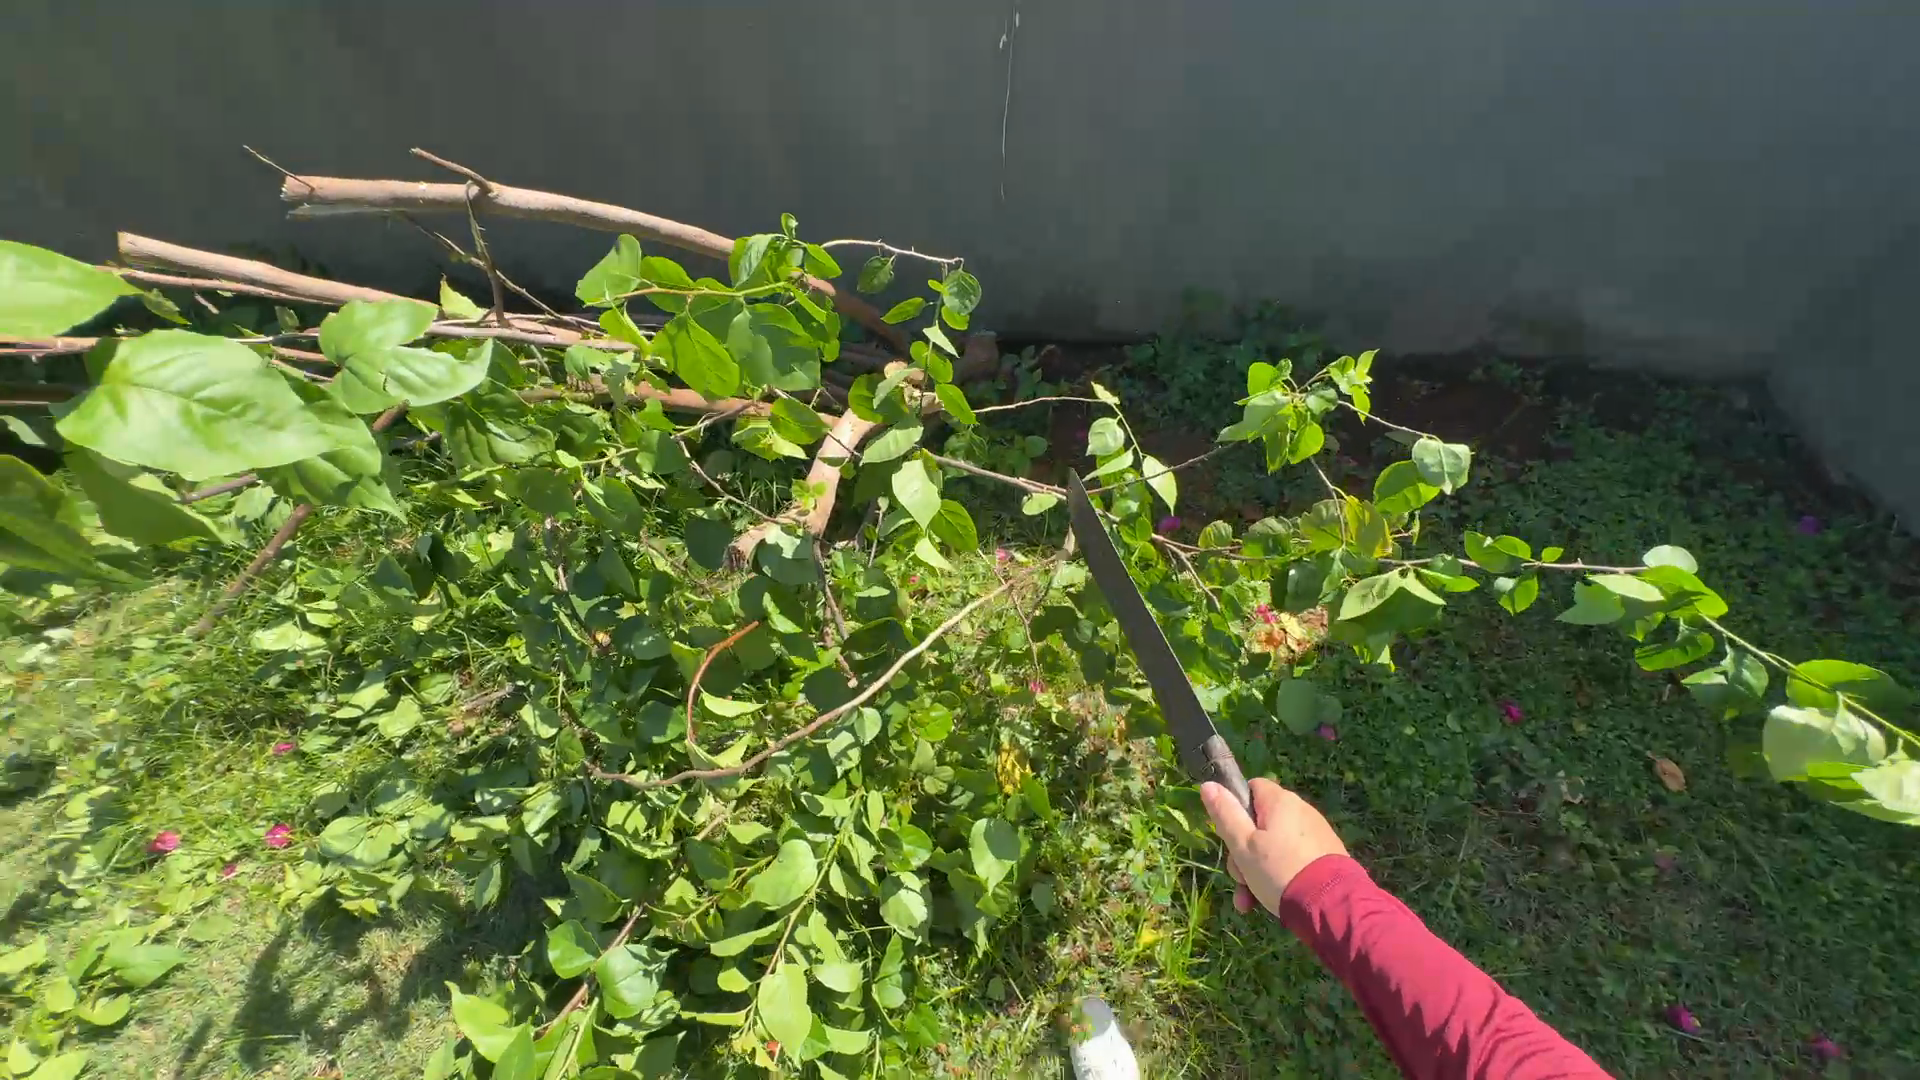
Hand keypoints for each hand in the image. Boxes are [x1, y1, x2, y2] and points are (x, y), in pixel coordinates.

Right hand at [1200, 778, 1347, 915]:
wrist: (1334, 909)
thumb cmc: (1280, 871)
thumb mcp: (1243, 845)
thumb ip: (1224, 814)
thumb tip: (1208, 784)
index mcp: (1280, 801)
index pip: (1251, 788)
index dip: (1235, 808)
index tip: (1230, 835)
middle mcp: (1302, 811)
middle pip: (1260, 822)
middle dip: (1243, 851)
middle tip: (1239, 878)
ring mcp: (1317, 835)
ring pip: (1274, 846)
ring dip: (1257, 870)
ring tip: (1250, 902)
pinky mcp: (1328, 857)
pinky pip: (1294, 860)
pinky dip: (1280, 876)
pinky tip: (1271, 903)